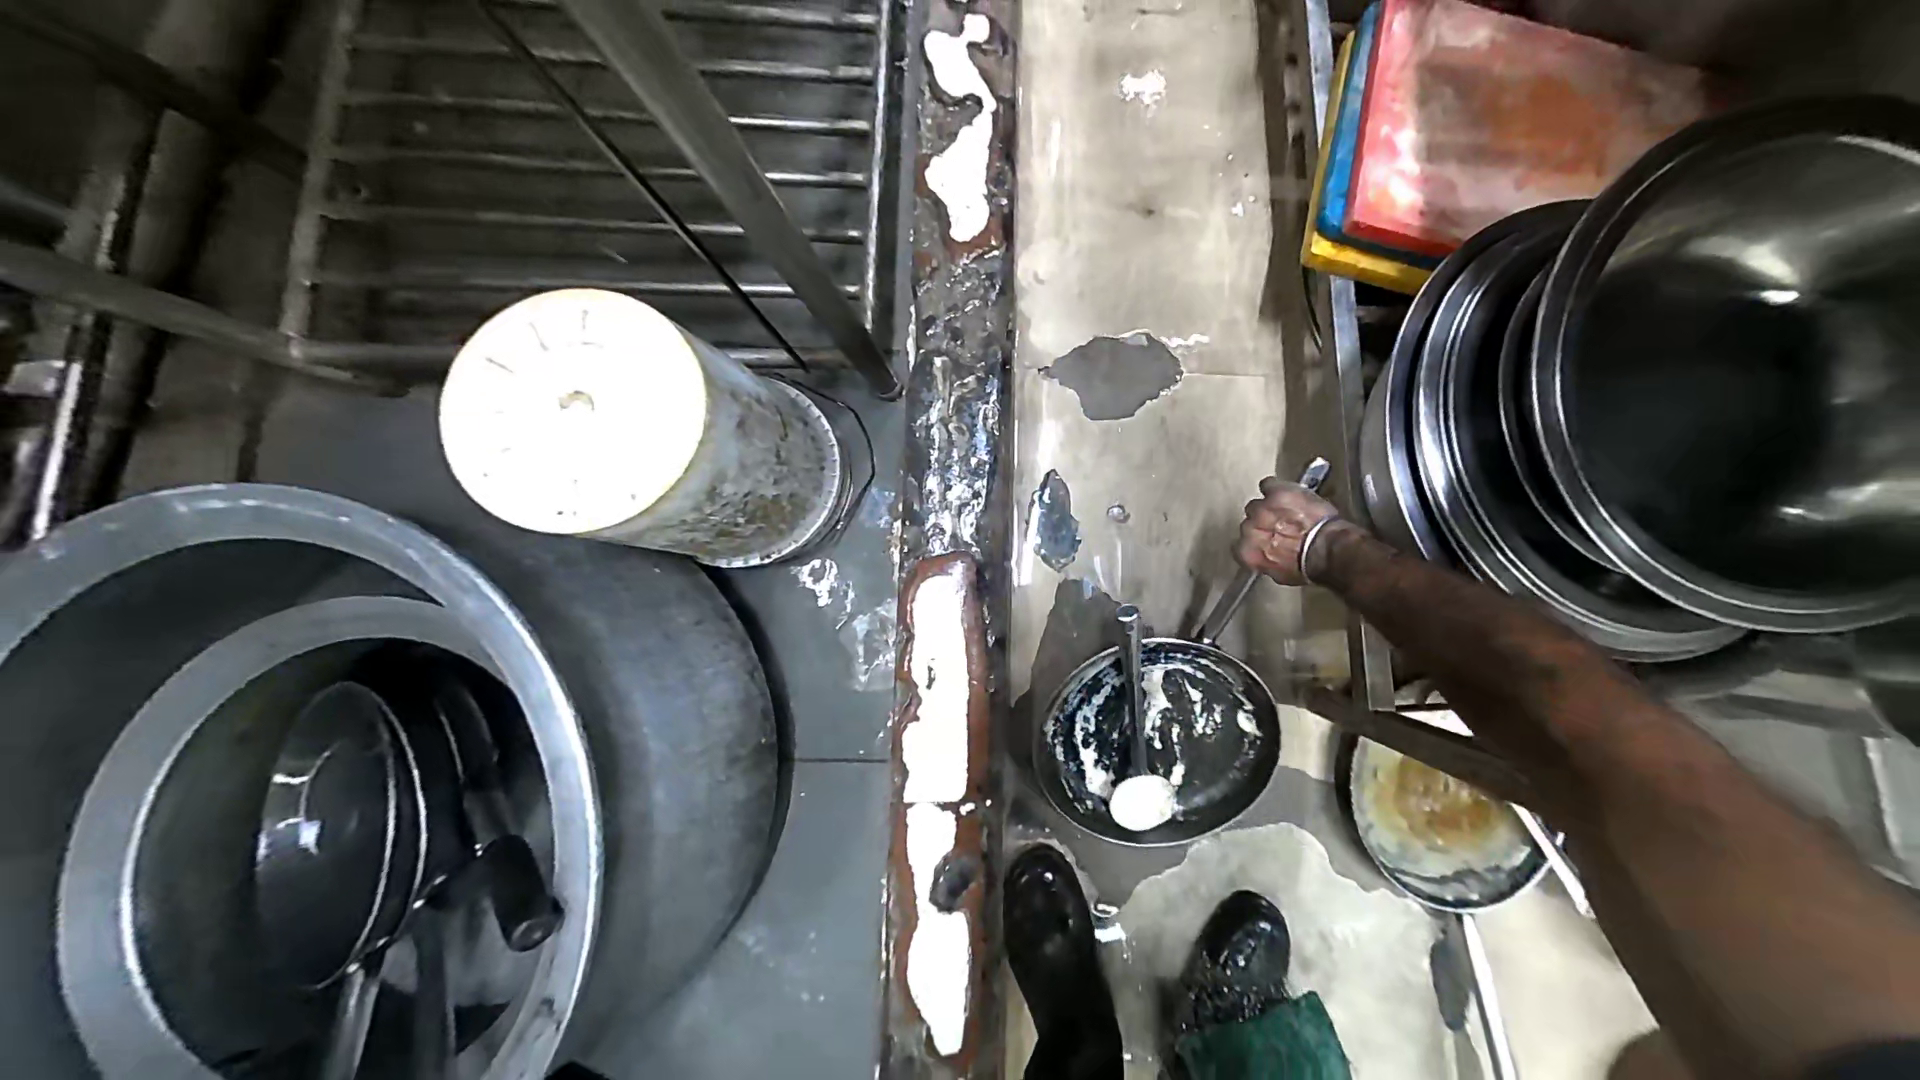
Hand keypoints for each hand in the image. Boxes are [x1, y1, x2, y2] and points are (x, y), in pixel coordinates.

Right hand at [1236, 476, 1346, 584]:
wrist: (1328, 549)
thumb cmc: (1308, 566)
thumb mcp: (1281, 574)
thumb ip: (1265, 561)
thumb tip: (1268, 556)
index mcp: (1246, 552)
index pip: (1241, 546)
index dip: (1255, 543)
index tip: (1265, 543)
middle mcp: (1248, 529)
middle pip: (1249, 522)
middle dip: (1262, 525)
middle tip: (1281, 527)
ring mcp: (1261, 509)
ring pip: (1258, 504)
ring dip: (1270, 507)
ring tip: (1286, 510)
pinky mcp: (1276, 492)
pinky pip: (1268, 485)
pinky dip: (1275, 487)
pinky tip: (1284, 492)